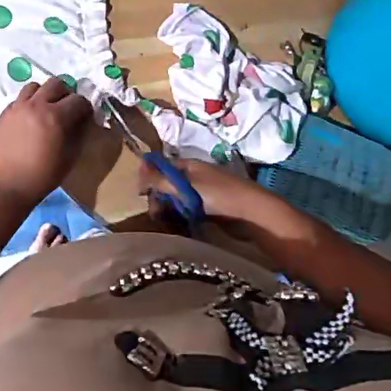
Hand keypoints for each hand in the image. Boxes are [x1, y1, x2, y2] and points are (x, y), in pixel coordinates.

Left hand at [0, 78, 93, 204]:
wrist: (8, 185)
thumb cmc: (44, 175)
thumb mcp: (70, 156)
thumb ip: (79, 132)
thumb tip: (82, 119)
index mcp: (56, 116)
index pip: (78, 100)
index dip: (85, 108)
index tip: (85, 116)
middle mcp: (36, 105)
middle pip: (56, 83)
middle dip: (66, 94)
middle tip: (66, 108)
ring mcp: (17, 107)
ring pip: (34, 86)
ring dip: (44, 94)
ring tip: (45, 109)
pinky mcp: (3, 113)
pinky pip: (19, 99)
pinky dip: (28, 104)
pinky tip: (29, 119)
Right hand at [135, 157, 282, 225]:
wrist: (252, 213)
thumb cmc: (219, 195)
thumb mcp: (186, 186)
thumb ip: (160, 181)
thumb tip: (138, 175)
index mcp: (189, 165)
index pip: (162, 166)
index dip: (149, 176)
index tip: (140, 192)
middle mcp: (194, 176)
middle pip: (167, 184)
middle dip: (157, 197)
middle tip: (154, 213)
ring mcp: (202, 193)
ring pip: (175, 199)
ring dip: (166, 209)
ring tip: (162, 221)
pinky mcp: (208, 210)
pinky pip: (186, 211)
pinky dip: (178, 216)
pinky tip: (175, 225)